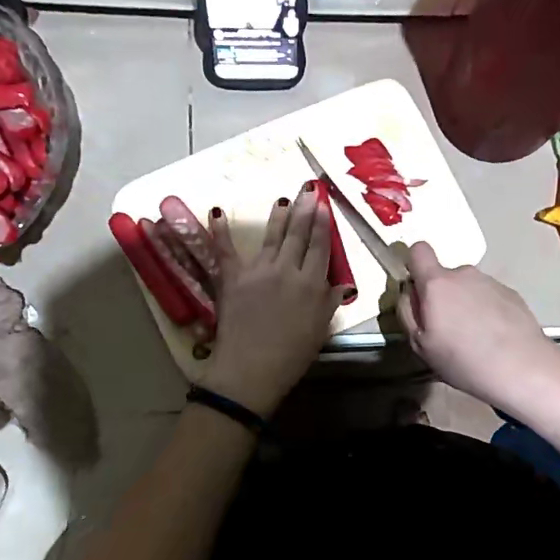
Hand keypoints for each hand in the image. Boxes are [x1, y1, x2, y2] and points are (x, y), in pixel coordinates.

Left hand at [202, 184, 354, 415]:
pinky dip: (220, 232)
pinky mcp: (232, 278)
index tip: (323, 204)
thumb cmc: (291, 356)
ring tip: (283, 200)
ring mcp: (258, 271)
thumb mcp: (319, 330)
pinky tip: (216, 212)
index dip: (322, 224)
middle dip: (304, 210)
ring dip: (278, 217)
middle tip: (307, 190)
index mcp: (312, 283)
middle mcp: (287, 270)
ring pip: (271, 237)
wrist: (251, 369)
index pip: (320, 246)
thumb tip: (342, 284)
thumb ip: (329, 302)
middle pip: (298, 234)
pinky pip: (225, 250)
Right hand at [398, 242, 559, 408]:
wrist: (522, 367)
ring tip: (473, 337)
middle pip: (444, 276)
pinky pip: (488, 297)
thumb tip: (408, 292)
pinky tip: (493, 337)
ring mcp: (491, 282)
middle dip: (441, 296)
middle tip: (446, 329)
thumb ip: (407, 312)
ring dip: (465, 304)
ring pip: (467, 287)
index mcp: (436, 284)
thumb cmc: (462, 358)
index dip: (414, 264)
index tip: (418, 290)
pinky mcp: (512, 294)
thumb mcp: (420, 344)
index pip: (419, 251)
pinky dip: (486, 310)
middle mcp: (464, 274)